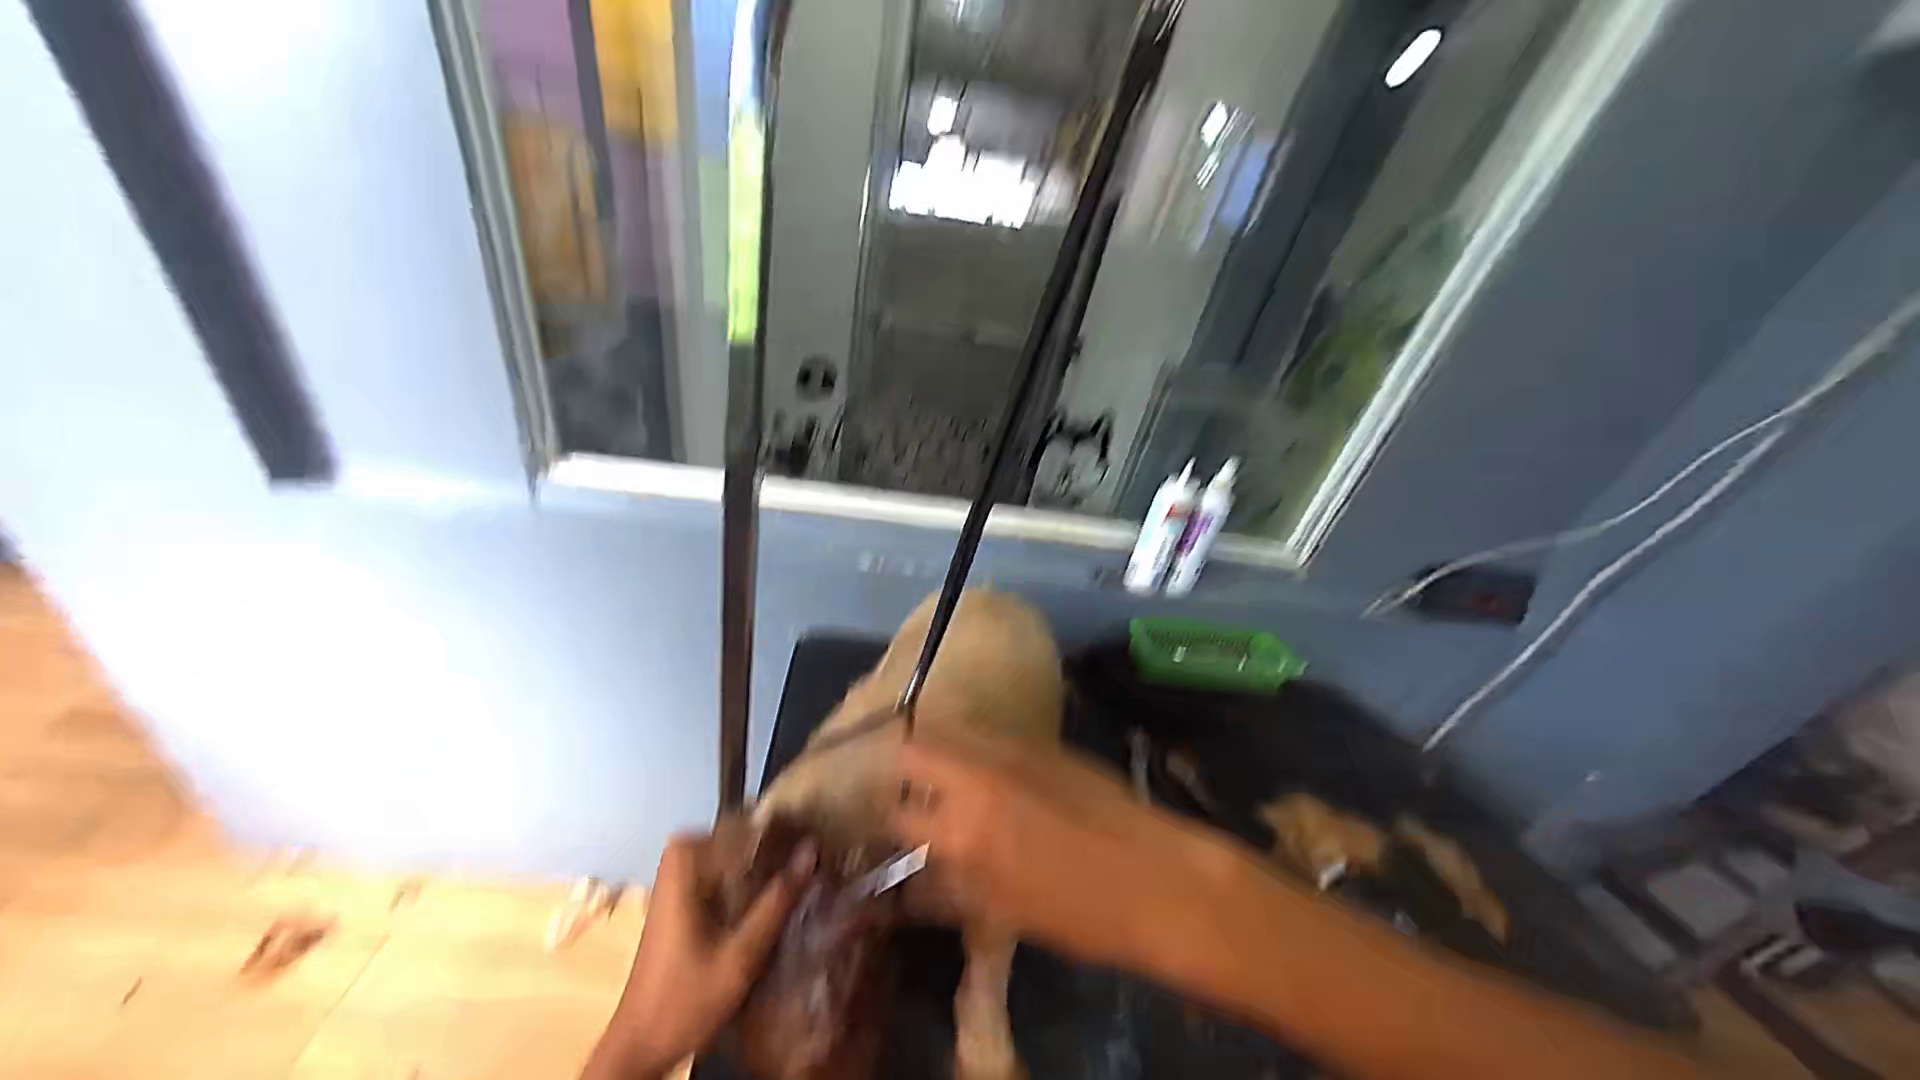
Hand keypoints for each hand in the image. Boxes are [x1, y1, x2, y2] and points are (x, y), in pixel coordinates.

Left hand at [584, 832, 811, 1079]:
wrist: (638, 1049)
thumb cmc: (687, 998)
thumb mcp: (741, 954)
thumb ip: (775, 902)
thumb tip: (809, 852)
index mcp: (683, 875)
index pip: (727, 825)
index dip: (764, 824)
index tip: (795, 831)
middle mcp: (673, 874)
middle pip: (719, 834)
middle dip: (754, 838)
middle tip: (786, 850)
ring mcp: (670, 892)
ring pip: (713, 854)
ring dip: (745, 858)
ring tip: (779, 870)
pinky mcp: (674, 911)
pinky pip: (708, 875)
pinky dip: (734, 877)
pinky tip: (756, 899)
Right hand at [891, 732, 1249, 969]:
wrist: (1158, 876)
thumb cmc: (1080, 913)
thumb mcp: (1005, 911)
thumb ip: (954, 884)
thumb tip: (924, 870)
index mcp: (964, 831)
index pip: (901, 813)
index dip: (893, 823)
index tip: (896, 828)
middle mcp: (978, 776)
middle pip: (916, 747)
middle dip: (905, 767)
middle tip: (913, 788)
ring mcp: (1012, 750)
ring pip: (953, 728)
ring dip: (941, 748)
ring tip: (947, 773)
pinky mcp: (1042, 741)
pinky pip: (991, 733)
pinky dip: (977, 745)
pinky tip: (991, 769)